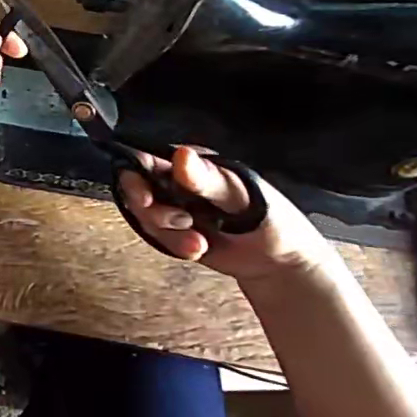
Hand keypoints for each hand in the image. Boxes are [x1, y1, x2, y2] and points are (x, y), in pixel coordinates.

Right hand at [118, 146, 346, 284]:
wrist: (281, 261)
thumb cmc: (270, 218)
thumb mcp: (241, 196)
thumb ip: (207, 179)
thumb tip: (181, 154)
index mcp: (190, 162)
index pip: (146, 160)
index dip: (136, 178)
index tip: (146, 199)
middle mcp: (174, 180)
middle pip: (137, 190)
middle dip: (153, 212)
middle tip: (178, 222)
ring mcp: (171, 206)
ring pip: (144, 216)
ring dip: (168, 233)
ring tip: (199, 242)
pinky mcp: (171, 230)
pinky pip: (155, 236)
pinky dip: (174, 245)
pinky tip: (197, 248)